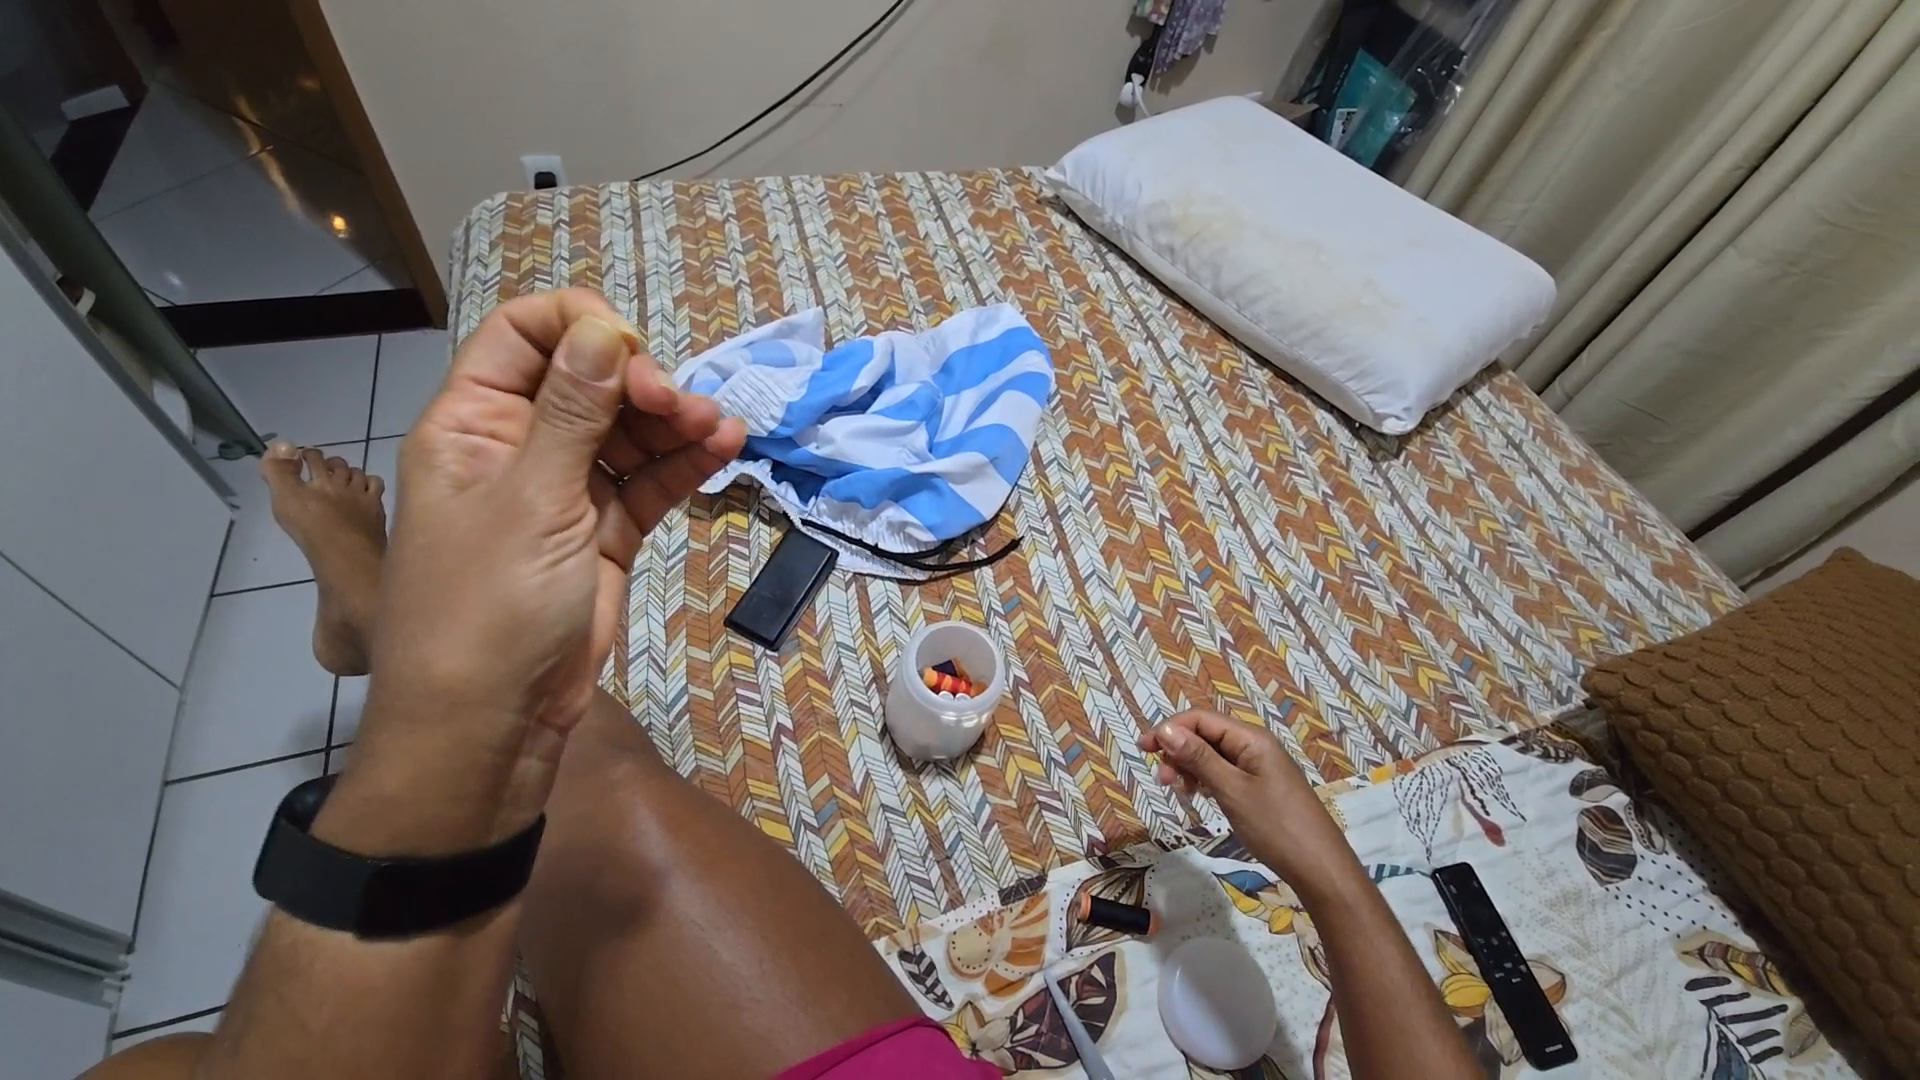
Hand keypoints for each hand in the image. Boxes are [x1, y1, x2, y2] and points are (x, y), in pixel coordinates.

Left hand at [344, 289, 743, 844]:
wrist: (497, 720)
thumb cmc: (488, 604)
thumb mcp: (532, 500)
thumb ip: (573, 413)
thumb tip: (603, 330)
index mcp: (473, 424)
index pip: (522, 336)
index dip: (579, 327)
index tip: (632, 349)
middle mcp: (520, 446)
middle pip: (589, 382)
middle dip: (640, 382)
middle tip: (679, 406)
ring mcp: (567, 491)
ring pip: (627, 434)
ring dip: (674, 424)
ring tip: (719, 428)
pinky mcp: (606, 531)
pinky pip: (648, 483)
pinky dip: (683, 465)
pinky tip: (723, 449)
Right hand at [1139, 710, 1353, 888]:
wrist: (1320, 869)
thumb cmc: (1275, 826)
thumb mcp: (1231, 790)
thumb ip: (1198, 758)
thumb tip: (1165, 729)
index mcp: (1251, 739)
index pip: (1201, 719)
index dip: (1169, 729)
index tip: (1144, 749)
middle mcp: (1255, 746)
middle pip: (1206, 734)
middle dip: (1178, 750)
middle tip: (1163, 780)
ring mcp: (1259, 767)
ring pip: (1213, 754)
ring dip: (1189, 766)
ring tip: (1179, 791)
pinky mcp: (1260, 787)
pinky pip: (1224, 772)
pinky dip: (1205, 779)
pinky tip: (1198, 795)